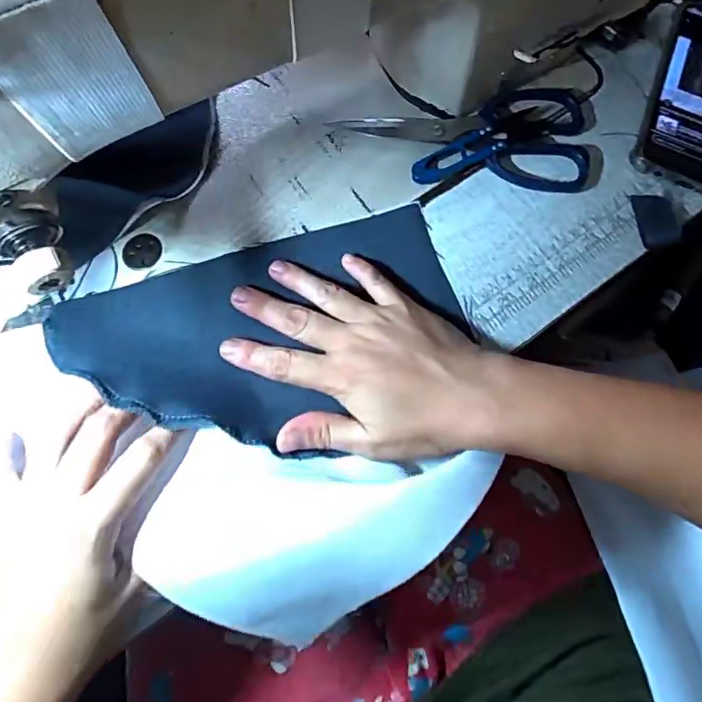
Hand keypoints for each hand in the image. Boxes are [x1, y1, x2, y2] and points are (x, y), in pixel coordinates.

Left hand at [0, 326, 176, 701]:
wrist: (12, 677)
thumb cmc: (82, 637)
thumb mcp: (134, 598)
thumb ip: (160, 550)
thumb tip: (195, 519)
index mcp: (92, 524)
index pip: (139, 460)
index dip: (167, 432)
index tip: (187, 415)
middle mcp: (54, 502)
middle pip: (94, 433)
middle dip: (127, 405)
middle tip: (150, 390)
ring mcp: (22, 503)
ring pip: (51, 435)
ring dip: (80, 406)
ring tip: (103, 388)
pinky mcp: (0, 514)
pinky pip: (3, 466)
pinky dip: (12, 442)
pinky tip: (19, 425)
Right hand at [217, 255, 504, 457]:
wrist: (474, 395)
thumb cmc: (424, 425)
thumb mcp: (372, 442)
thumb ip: (325, 433)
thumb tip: (279, 437)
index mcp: (340, 377)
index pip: (286, 366)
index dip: (254, 355)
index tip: (227, 344)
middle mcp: (351, 341)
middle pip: (300, 322)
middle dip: (266, 307)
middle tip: (239, 292)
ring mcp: (377, 319)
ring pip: (331, 295)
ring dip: (302, 280)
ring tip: (277, 266)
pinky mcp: (403, 307)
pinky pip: (378, 283)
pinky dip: (362, 270)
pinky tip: (347, 259)